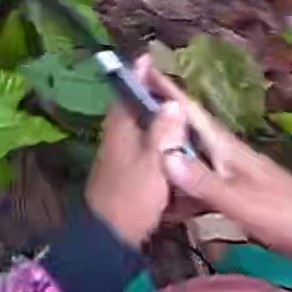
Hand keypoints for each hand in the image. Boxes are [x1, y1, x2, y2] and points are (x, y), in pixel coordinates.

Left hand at [83, 56, 189, 246]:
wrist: (111, 235)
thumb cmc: (131, 196)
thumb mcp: (152, 165)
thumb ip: (162, 135)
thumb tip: (172, 104)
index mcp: (120, 128)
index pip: (127, 92)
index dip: (137, 75)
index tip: (147, 56)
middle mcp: (118, 135)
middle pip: (134, 107)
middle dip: (151, 93)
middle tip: (171, 82)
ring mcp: (122, 153)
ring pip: (140, 127)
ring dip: (157, 118)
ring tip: (180, 111)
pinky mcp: (129, 171)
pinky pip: (145, 147)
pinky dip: (159, 142)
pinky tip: (176, 146)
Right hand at [147, 69, 291, 291]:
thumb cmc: (290, 217)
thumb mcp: (242, 201)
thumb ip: (202, 180)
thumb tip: (161, 153)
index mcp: (224, 146)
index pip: (187, 108)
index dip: (163, 85)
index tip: (139, 63)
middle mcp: (224, 152)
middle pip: (184, 125)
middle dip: (157, 109)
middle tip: (125, 101)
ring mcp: (232, 171)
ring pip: (189, 150)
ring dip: (166, 143)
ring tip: (137, 141)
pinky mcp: (237, 191)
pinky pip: (197, 175)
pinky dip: (178, 175)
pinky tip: (166, 188)